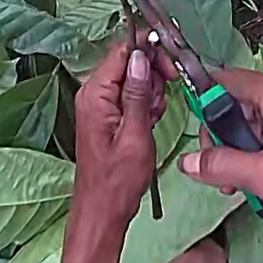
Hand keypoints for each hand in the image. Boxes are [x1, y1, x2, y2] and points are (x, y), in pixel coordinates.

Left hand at [71, 36, 164, 238]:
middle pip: (128, 62)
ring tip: (152, 118)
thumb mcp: (135, 135)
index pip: (121, 51)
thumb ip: (138, 93)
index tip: (169, 63)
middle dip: (151, 75)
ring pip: (133, 79)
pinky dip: (145, 105)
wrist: (103, 210)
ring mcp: (98, 104)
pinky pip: (130, 96)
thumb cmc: (118, 180)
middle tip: (162, 99)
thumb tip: (140, 57)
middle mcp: (92, 93)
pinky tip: (149, 123)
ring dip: (150, 93)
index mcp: (95, 94)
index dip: (147, 51)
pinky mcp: (106, 114)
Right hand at [178, 68, 262, 259]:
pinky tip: (256, 187)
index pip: (222, 79)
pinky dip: (254, 159)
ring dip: (235, 153)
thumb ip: (223, 165)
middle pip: (232, 103)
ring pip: (247, 125)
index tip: (195, 136)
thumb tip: (188, 161)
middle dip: (218, 136)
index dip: (202, 103)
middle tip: (217, 174)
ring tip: (236, 187)